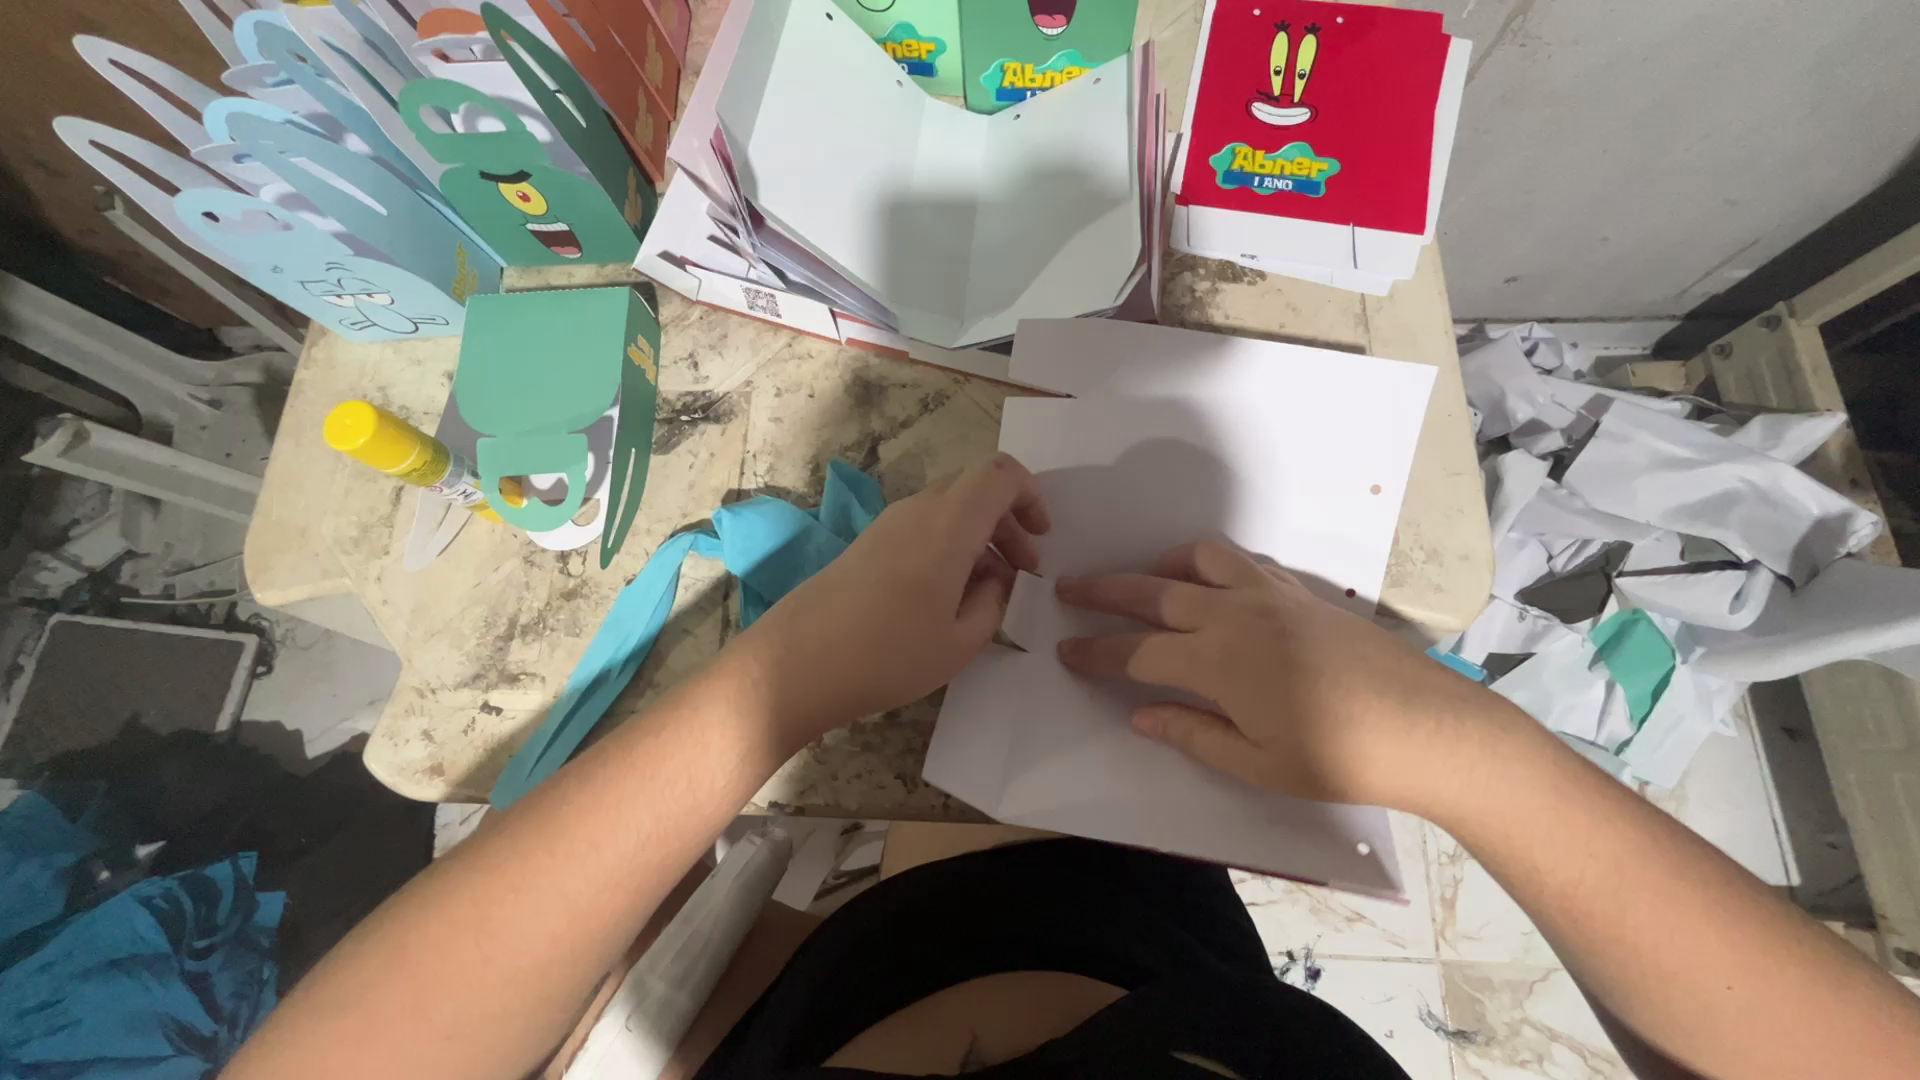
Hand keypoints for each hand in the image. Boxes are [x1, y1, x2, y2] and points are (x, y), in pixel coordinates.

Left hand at [728, 453, 1049, 745]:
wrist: (796, 663)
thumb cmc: (889, 654)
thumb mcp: (961, 641)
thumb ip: (994, 601)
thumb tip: (998, 578)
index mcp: (949, 523)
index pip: (1000, 473)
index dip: (1030, 495)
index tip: (1041, 536)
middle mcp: (918, 510)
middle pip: (974, 489)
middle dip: (1008, 523)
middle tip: (1023, 571)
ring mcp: (887, 525)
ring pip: (948, 509)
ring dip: (978, 538)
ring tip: (989, 590)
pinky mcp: (867, 544)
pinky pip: (922, 528)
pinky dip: (948, 547)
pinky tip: (946, 596)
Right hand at [1055, 539, 1526, 811]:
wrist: (1433, 731)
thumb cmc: (1339, 759)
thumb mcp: (1257, 764)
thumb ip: (1192, 733)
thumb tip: (1140, 715)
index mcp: (1217, 662)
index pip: (1135, 652)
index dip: (1094, 653)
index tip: (1064, 650)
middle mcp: (1234, 615)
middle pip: (1152, 592)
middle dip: (1103, 591)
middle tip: (1069, 588)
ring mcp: (1270, 596)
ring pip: (1198, 560)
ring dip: (1159, 566)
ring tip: (1143, 580)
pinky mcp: (1302, 592)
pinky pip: (1242, 562)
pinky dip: (1210, 565)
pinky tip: (1211, 585)